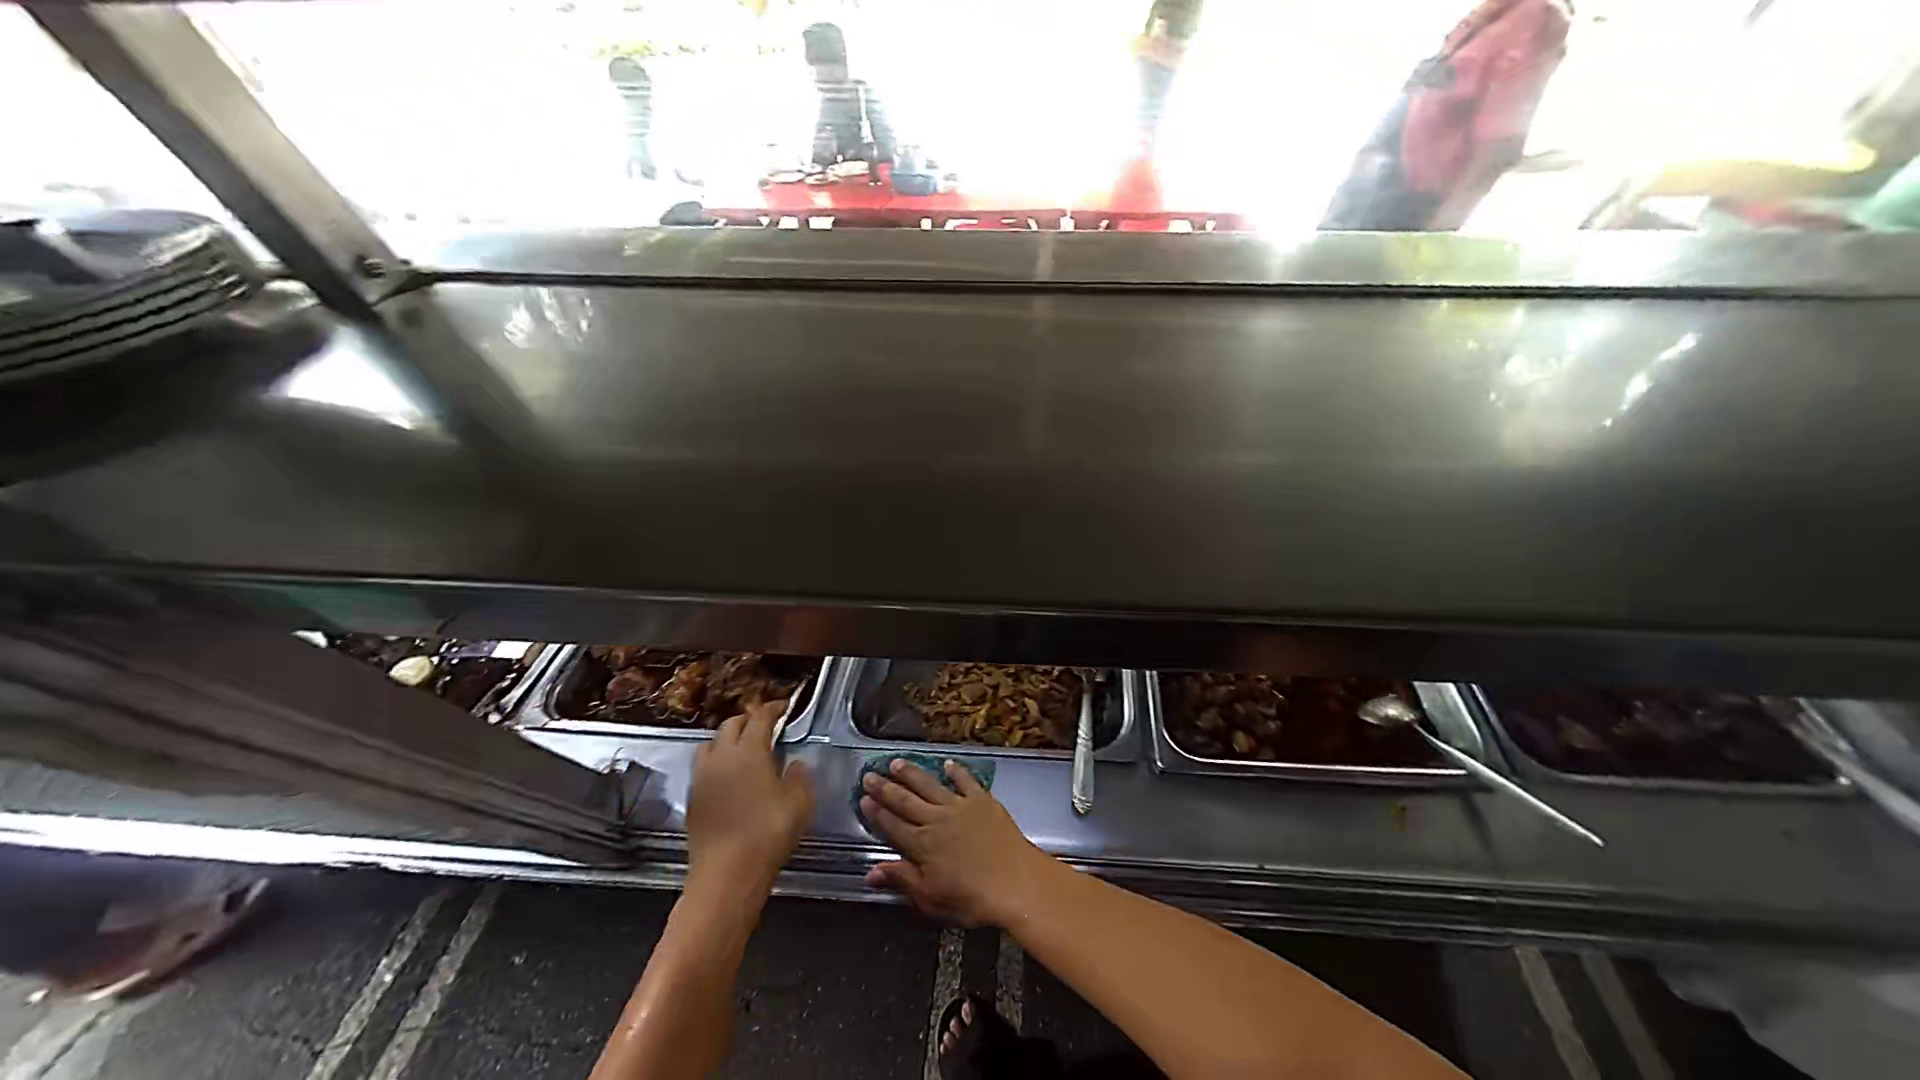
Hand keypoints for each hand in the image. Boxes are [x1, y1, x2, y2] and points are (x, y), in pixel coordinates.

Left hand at [685, 700, 811, 898]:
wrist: (727, 872)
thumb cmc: (769, 832)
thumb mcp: (799, 802)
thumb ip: (800, 776)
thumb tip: (796, 763)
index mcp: (750, 751)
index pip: (760, 717)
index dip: (773, 708)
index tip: (782, 705)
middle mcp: (722, 757)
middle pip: (731, 725)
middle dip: (748, 719)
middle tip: (764, 723)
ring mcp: (702, 777)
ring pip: (711, 744)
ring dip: (727, 739)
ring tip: (741, 747)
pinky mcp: (693, 798)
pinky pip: (703, 768)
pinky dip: (716, 762)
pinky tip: (728, 777)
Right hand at [861, 759, 1060, 927]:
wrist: (1015, 882)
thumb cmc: (972, 898)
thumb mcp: (930, 898)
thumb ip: (902, 880)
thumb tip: (871, 873)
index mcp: (921, 845)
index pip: (892, 825)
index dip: (876, 812)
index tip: (863, 798)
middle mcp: (936, 820)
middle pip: (905, 800)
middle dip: (885, 787)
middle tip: (869, 774)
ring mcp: (959, 806)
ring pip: (929, 785)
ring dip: (912, 773)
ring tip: (896, 762)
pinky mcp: (982, 801)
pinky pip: (965, 781)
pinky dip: (956, 771)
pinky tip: (947, 764)